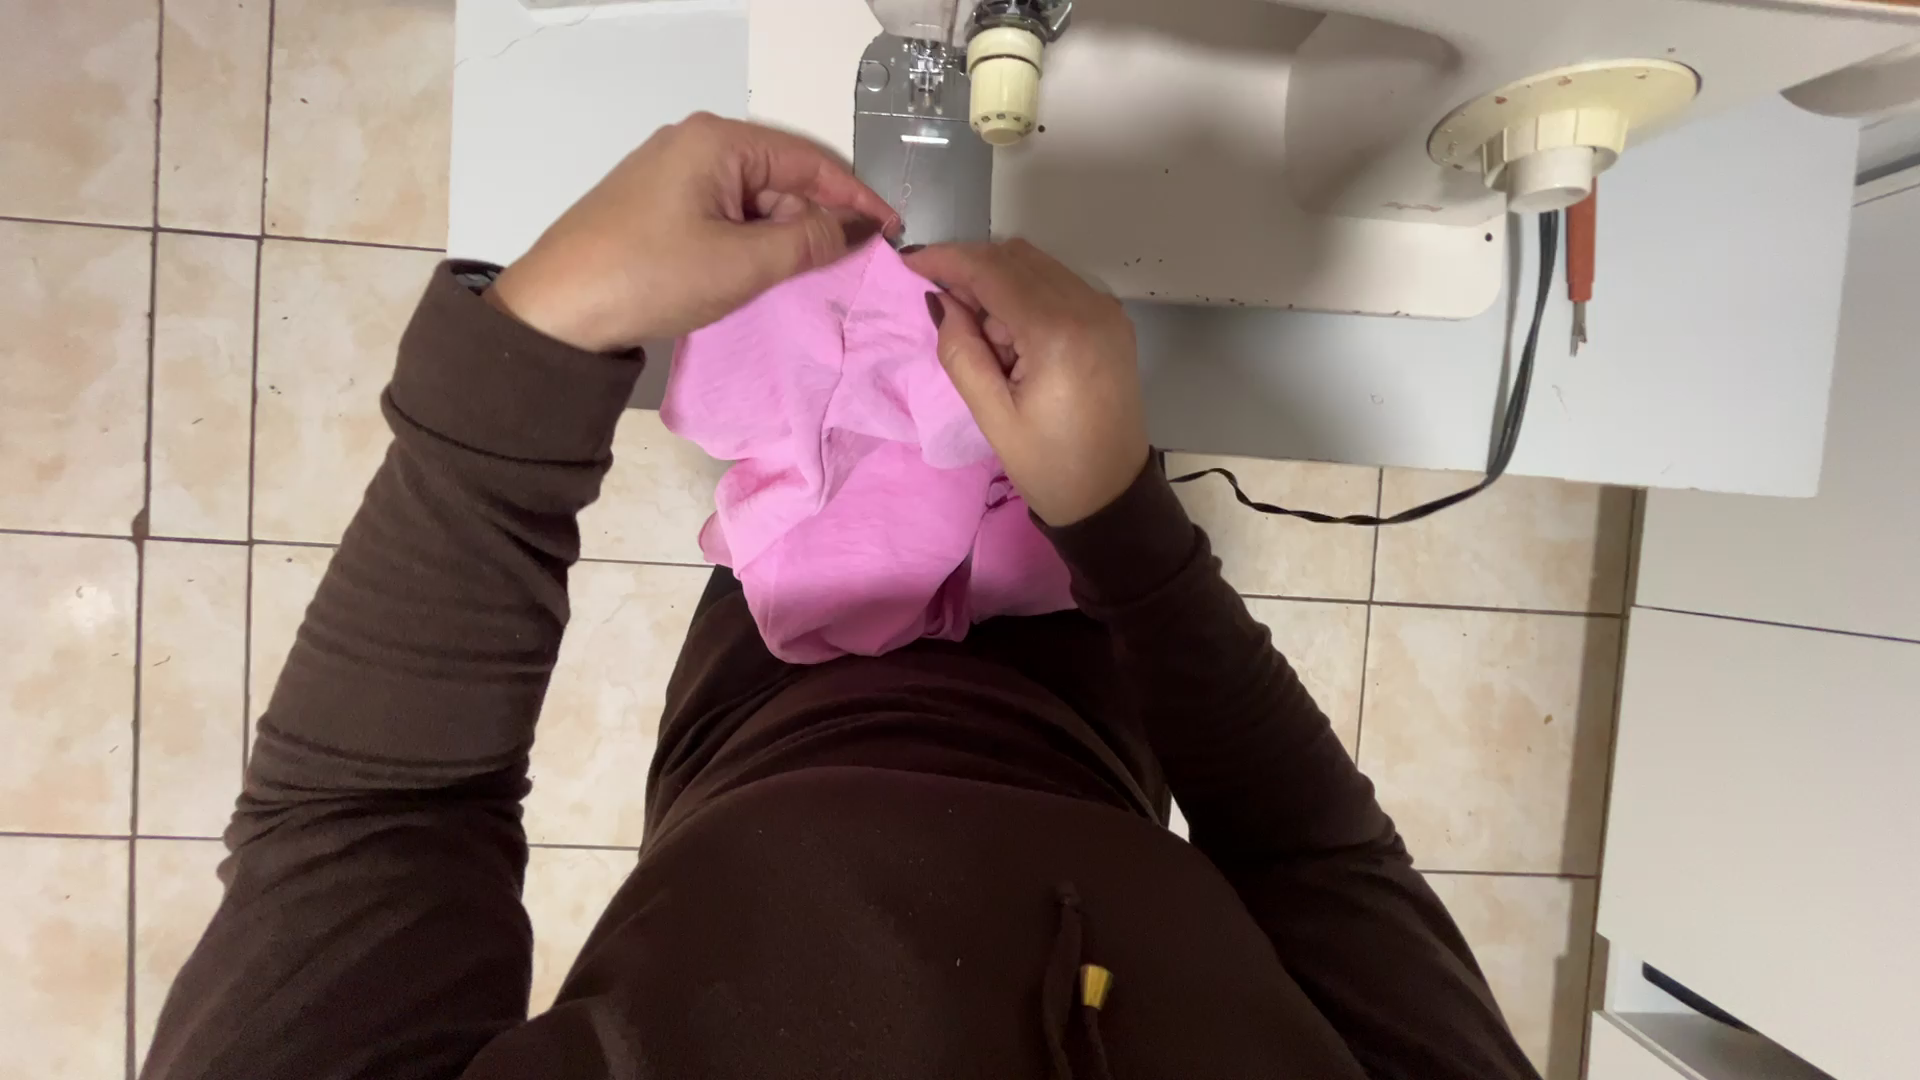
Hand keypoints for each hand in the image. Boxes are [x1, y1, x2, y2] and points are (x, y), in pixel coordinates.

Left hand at [487, 113, 899, 351]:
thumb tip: (861, 229)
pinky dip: (759, 242)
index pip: (809, 161)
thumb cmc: (653, 277)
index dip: (857, 199)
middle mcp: (698, 144)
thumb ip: (810, 242)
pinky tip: (772, 270)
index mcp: (719, 142)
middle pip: (784, 178)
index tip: (893, 232)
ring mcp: (678, 174)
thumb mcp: (744, 263)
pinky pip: (731, 215)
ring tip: (816, 275)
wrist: (560, 310)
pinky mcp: (665, 204)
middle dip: (821, 220)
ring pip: (758, 200)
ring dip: (790, 235)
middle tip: (855, 265)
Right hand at [906, 240, 1149, 526]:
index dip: (947, 260)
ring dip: (1000, 286)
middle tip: (945, 312)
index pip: (992, 270)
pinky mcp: (1112, 321)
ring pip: (1038, 267)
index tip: (910, 263)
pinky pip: (1059, 286)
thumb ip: (961, 352)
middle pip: (1016, 257)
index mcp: (1057, 331)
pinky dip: (1027, 298)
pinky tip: (1015, 340)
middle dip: (972, 272)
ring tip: (986, 340)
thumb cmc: (1049, 466)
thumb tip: (942, 301)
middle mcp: (1089, 305)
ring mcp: (1106, 310)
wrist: (1111, 496)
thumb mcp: (993, 417)